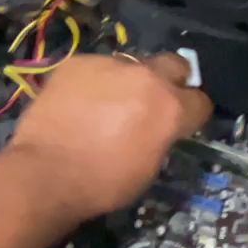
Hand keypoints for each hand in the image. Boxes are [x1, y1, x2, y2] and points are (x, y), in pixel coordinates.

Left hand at [1, 53, 212, 221]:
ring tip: (109, 105)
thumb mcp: (148, 170)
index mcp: (170, 108)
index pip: (200, 102)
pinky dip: (95, 82)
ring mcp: (110, 64)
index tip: (183, 125)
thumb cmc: (103, 184)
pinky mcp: (77, 62)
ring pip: (133, 64)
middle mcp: (147, 77)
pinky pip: (97, 68)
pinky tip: (80, 103)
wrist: (47, 174)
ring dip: (130, 81)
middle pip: (175, 65)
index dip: (193, 116)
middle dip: (172, 82)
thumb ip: (161, 138)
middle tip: (155, 103)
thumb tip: (159, 129)